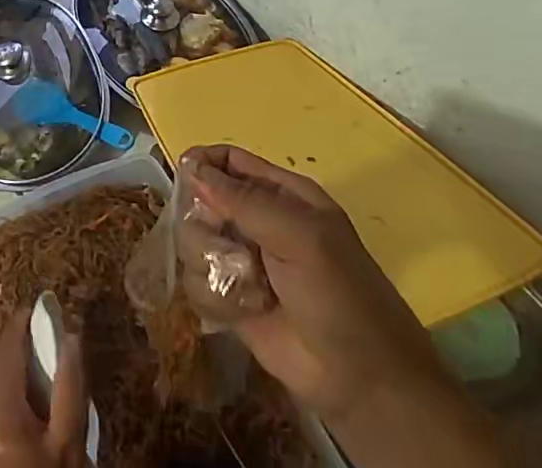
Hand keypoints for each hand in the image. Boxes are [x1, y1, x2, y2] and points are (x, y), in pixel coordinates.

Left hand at [0, 308, 89, 467]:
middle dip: (13, 331)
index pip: (7, 343)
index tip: (43, 302)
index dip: (23, 317)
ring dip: (4, 351)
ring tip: (34, 350)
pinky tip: (21, 381)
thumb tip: (72, 335)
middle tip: (42, 324)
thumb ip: (70, 387)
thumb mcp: (68, 443)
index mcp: (0, 405)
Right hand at [181, 146, 455, 417]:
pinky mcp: (230, 298)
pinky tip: (242, 310)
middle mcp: (259, 222)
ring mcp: (243, 261)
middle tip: (225, 243)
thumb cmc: (338, 294)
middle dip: (206, 222)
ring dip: (211, 262)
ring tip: (243, 284)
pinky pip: (196, 281)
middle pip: (203, 200)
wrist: (359, 379)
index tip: (182, 176)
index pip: (232, 161)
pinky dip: (214, 295)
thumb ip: (244, 200)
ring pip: (194, 241)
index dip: (204, 163)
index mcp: (284, 195)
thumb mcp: (299, 236)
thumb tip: (191, 165)